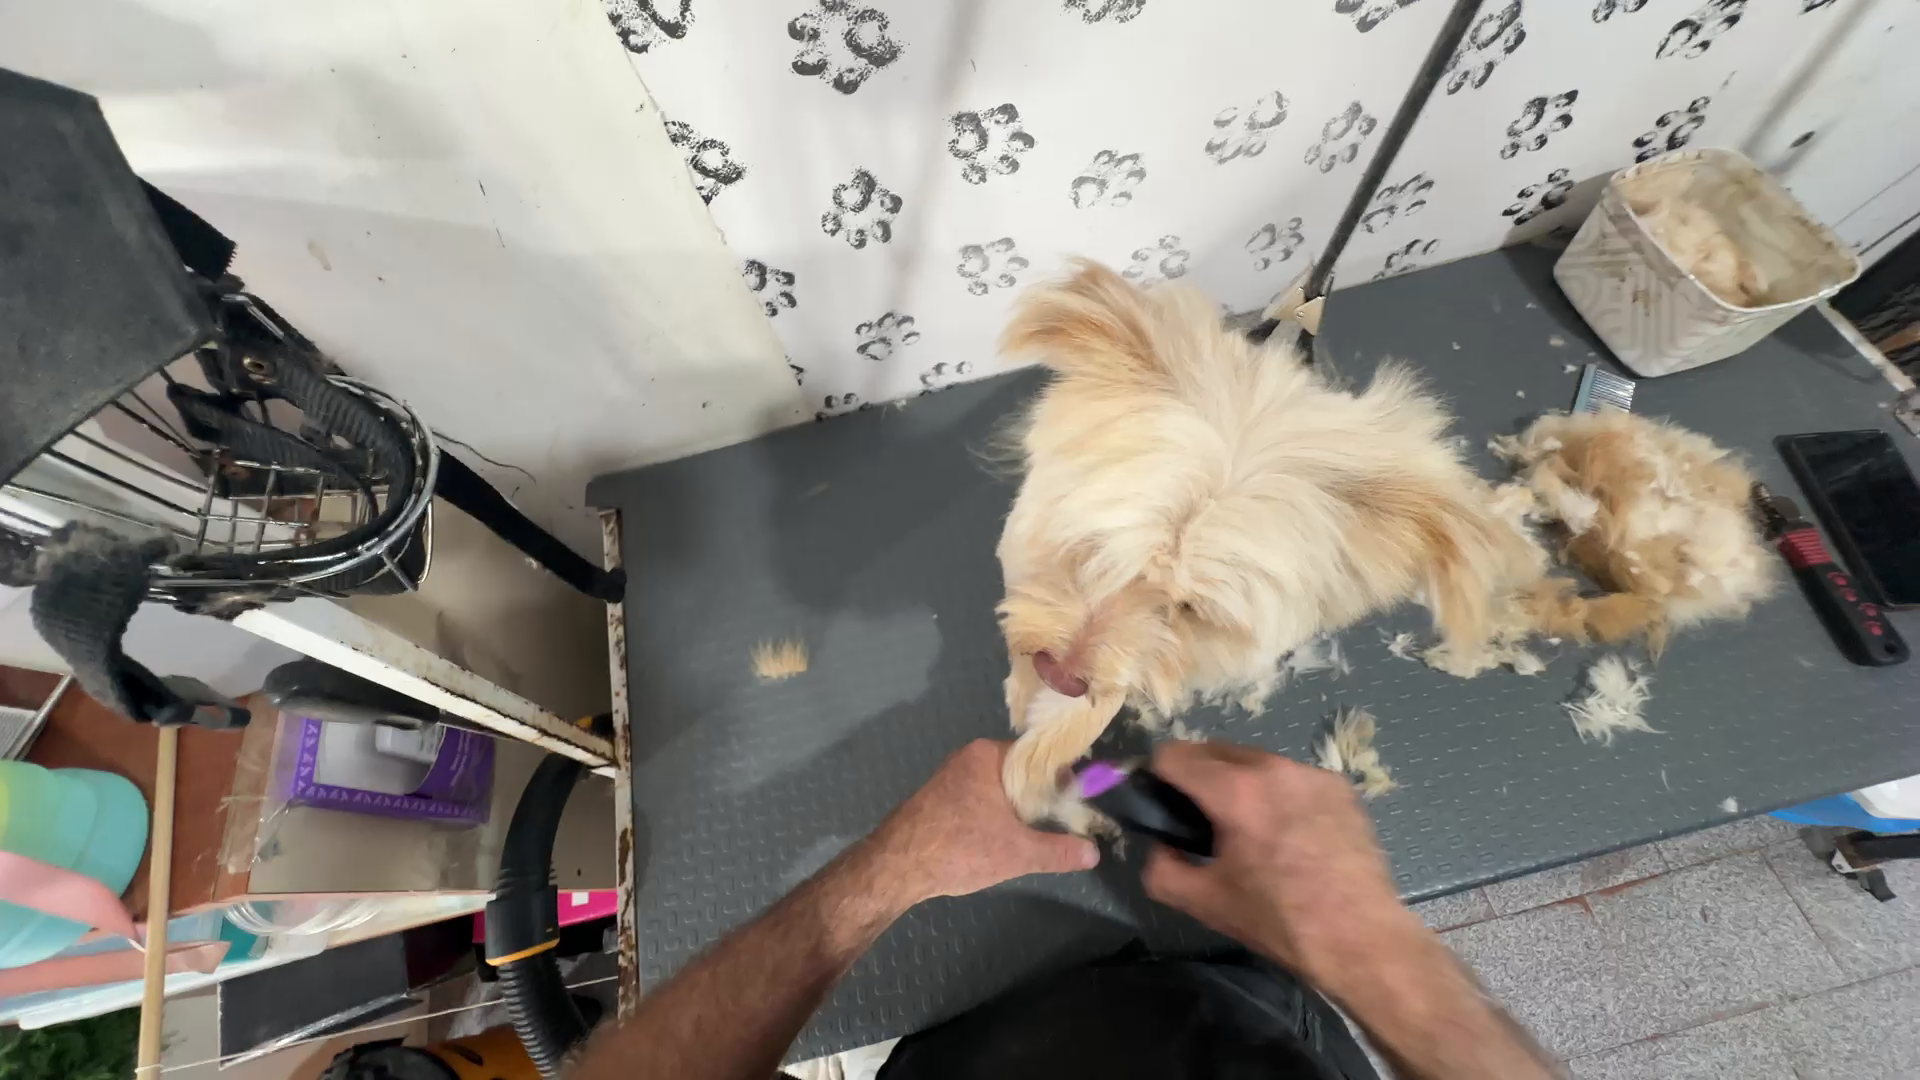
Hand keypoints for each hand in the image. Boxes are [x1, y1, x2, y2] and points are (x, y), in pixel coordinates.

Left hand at [868, 739, 1098, 905]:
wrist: (897, 865)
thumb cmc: (960, 847)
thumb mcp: (1018, 852)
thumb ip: (1058, 850)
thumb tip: (1093, 852)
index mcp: (988, 755)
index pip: (1037, 756)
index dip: (1060, 778)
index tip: (1078, 801)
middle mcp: (968, 757)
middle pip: (1018, 773)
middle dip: (1039, 798)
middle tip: (1059, 823)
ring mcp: (950, 777)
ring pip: (997, 789)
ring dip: (1015, 810)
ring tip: (1033, 835)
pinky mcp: (938, 798)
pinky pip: (977, 799)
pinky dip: (993, 816)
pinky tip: (999, 841)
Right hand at [1142, 741, 1420, 982]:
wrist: (1364, 942)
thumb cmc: (1280, 921)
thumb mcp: (1205, 902)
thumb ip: (1160, 868)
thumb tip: (1158, 845)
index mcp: (1234, 791)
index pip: (1173, 754)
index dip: (1158, 776)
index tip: (1164, 802)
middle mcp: (1271, 768)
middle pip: (1210, 749)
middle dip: (1197, 775)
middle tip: (1204, 818)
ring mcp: (1308, 772)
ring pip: (1251, 759)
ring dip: (1237, 780)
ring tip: (1251, 824)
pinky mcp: (1337, 784)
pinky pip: (1288, 774)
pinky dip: (1276, 791)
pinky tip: (1290, 830)